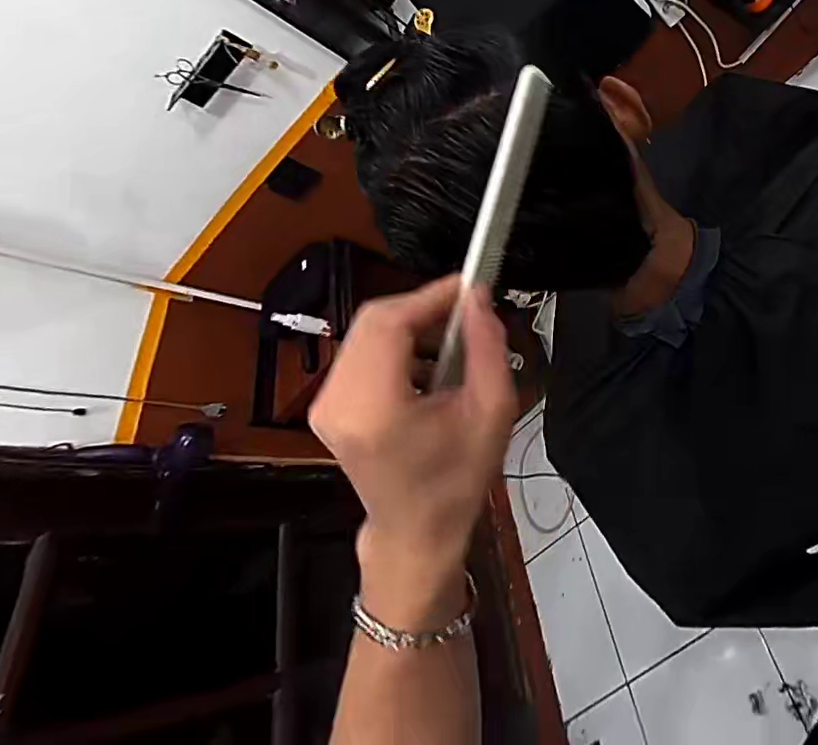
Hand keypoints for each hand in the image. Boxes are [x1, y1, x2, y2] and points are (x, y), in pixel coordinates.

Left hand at [309, 276, 518, 628]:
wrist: (416, 533)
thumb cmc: (456, 480)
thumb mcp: (491, 412)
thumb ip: (488, 347)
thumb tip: (478, 298)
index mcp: (376, 408)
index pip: (392, 322)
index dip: (431, 295)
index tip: (469, 284)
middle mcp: (339, 401)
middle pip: (375, 319)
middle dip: (423, 307)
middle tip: (464, 313)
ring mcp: (326, 403)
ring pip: (367, 331)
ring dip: (410, 326)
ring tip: (450, 345)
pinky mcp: (327, 404)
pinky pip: (361, 351)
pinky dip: (395, 344)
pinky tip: (427, 365)